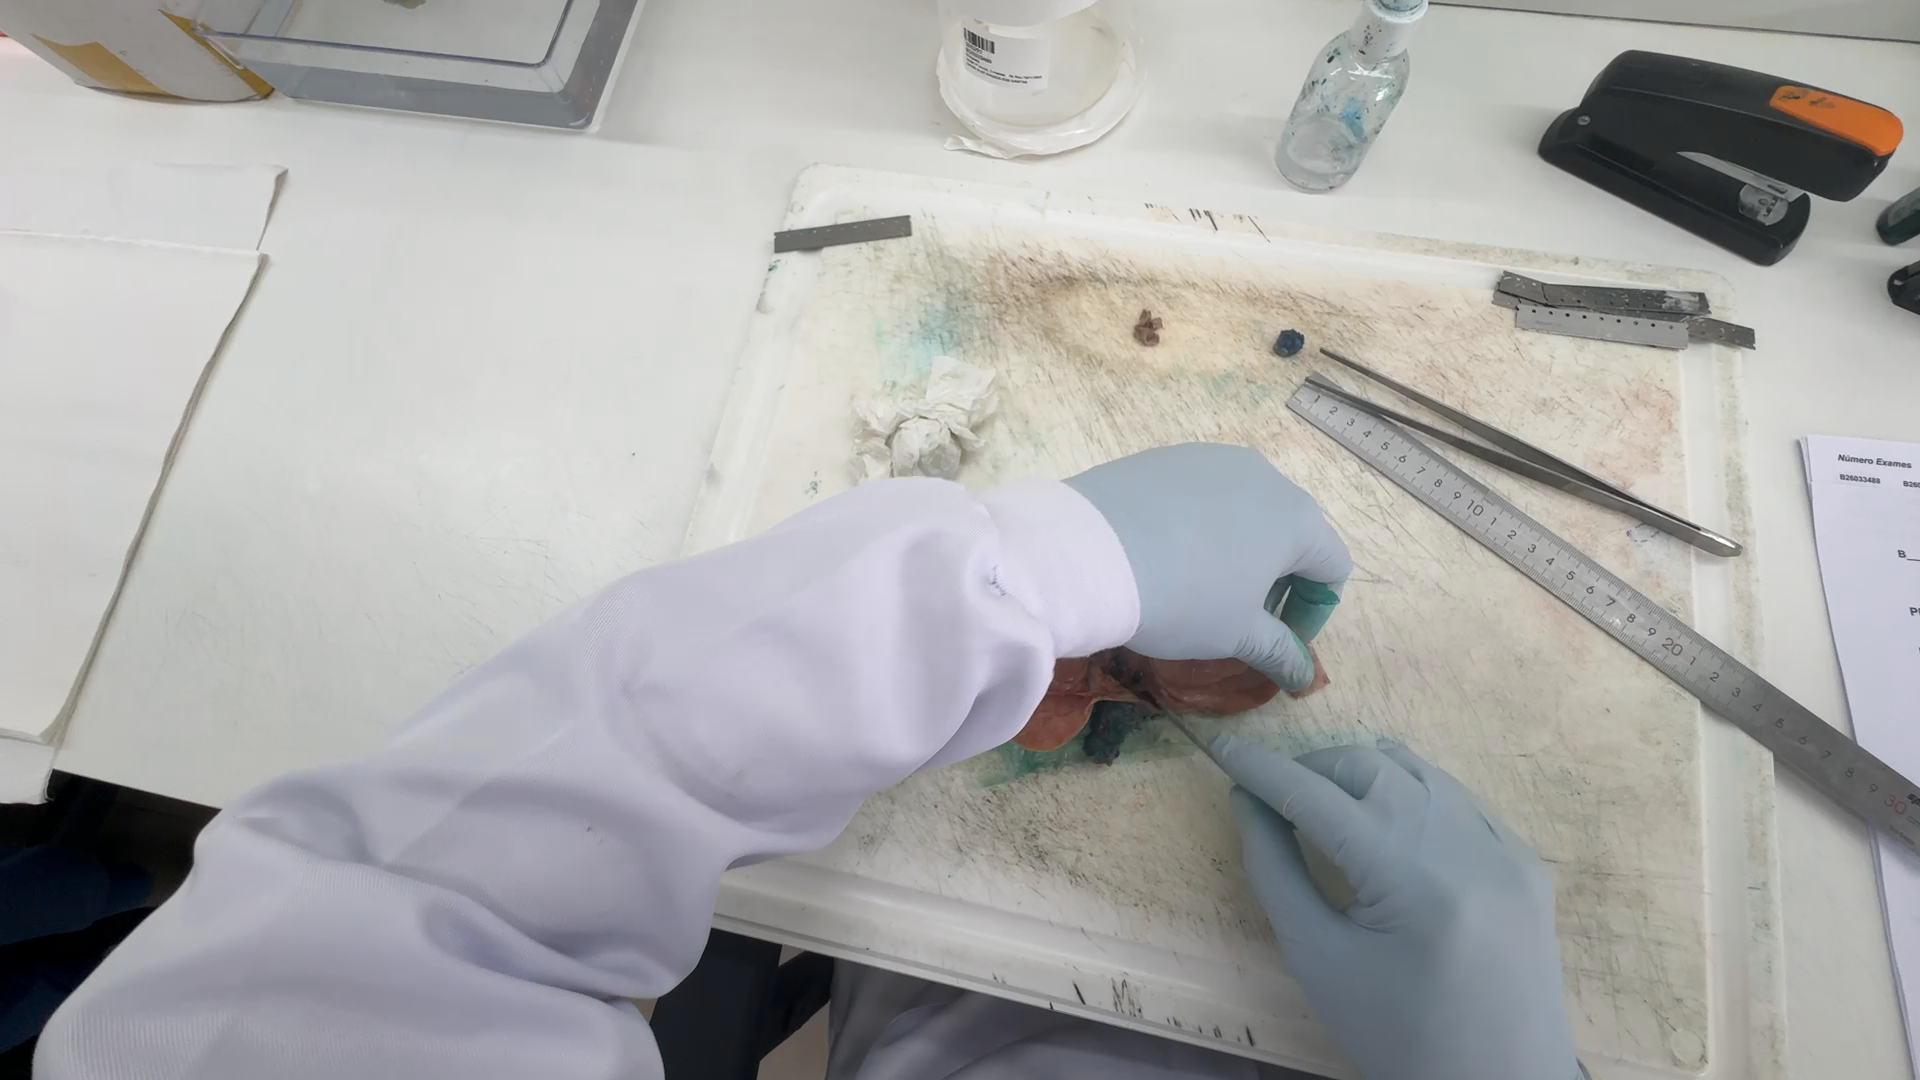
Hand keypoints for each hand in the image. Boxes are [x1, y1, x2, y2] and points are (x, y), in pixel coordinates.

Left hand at [1064, 444, 1349, 690]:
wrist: (1089, 551)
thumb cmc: (1182, 598)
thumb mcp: (1236, 634)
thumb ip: (1280, 651)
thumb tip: (1304, 674)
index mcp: (1296, 517)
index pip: (1331, 566)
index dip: (1313, 612)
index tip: (1277, 640)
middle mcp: (1262, 475)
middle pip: (1289, 531)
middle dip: (1274, 578)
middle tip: (1238, 613)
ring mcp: (1208, 458)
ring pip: (1240, 507)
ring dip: (1235, 547)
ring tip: (1196, 580)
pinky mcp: (1162, 456)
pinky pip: (1194, 493)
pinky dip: (1192, 523)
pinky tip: (1159, 551)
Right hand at [1215, 738, 1581, 1079]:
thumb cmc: (1393, 1033)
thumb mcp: (1314, 954)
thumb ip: (1273, 866)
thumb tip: (1246, 798)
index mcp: (1411, 877)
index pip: (1314, 795)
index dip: (1261, 767)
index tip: (1222, 747)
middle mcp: (1465, 846)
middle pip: (1364, 766)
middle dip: (1308, 769)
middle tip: (1275, 798)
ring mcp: (1503, 848)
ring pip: (1410, 767)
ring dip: (1355, 771)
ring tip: (1324, 801)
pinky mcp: (1523, 860)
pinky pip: (1452, 794)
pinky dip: (1405, 787)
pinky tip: (1384, 814)